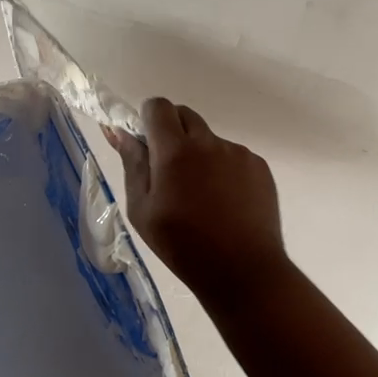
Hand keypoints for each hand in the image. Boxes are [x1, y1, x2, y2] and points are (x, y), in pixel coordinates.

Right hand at [104, 98, 288, 298]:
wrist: (242, 270)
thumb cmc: (182, 245)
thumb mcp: (142, 209)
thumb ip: (132, 163)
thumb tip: (117, 130)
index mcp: (175, 150)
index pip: (158, 106)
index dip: (149, 119)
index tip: (147, 145)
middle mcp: (209, 142)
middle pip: (186, 116)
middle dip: (173, 132)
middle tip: (170, 171)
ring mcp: (238, 153)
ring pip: (210, 140)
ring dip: (200, 155)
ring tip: (202, 198)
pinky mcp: (259, 167)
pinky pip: (234, 157)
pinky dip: (225, 171)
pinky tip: (226, 205)